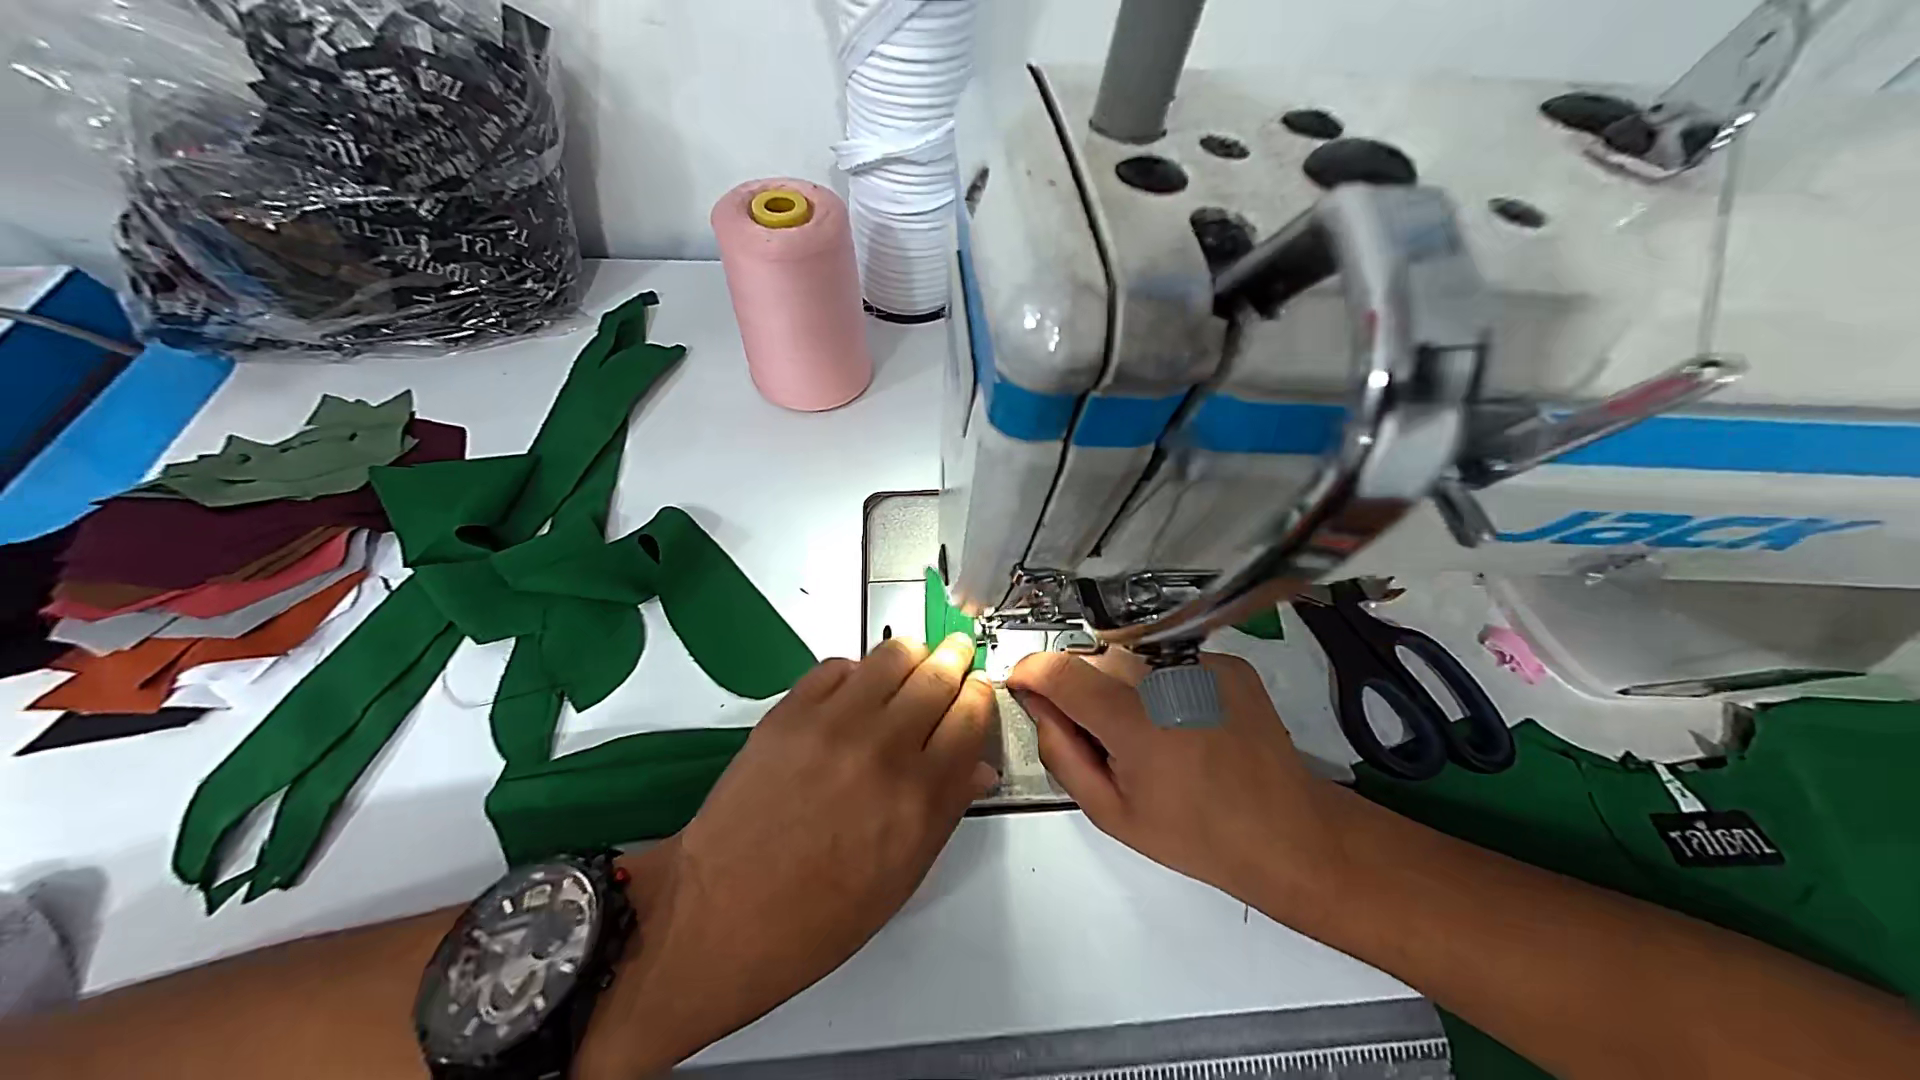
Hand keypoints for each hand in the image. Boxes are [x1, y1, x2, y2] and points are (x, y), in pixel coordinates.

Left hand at [580, 635, 996, 1076]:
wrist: (721, 912)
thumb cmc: (818, 914)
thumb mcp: (902, 875)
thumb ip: (946, 809)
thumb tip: (977, 766)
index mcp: (920, 797)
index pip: (970, 716)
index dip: (979, 695)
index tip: (977, 690)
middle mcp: (883, 750)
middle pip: (938, 676)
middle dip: (955, 659)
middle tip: (957, 652)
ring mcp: (833, 725)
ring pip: (892, 656)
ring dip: (912, 653)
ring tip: (914, 658)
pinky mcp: (789, 712)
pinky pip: (836, 665)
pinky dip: (856, 669)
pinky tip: (858, 685)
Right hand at [1006, 650, 1348, 915]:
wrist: (1287, 831)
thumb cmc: (1197, 834)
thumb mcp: (1111, 811)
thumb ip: (1061, 752)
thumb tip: (1038, 707)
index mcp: (1136, 725)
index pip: (1059, 670)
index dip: (1030, 671)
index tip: (1022, 684)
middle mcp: (1168, 683)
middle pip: (1093, 660)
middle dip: (1078, 685)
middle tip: (1096, 731)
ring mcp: (1202, 667)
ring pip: (1129, 656)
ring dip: (1118, 684)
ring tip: (1145, 729)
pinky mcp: (1227, 664)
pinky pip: (1168, 659)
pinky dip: (1159, 682)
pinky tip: (1180, 720)